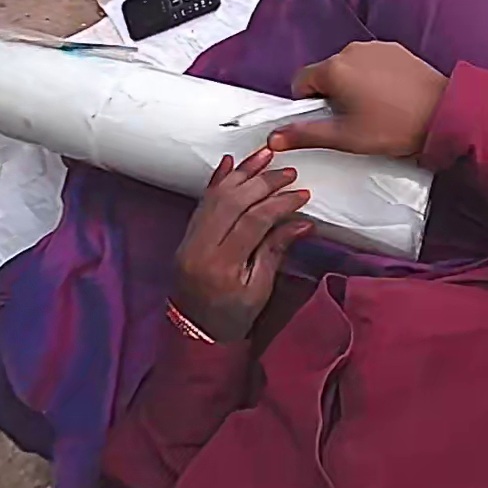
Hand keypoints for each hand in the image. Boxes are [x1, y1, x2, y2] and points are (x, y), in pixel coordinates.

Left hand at [172, 148, 313, 341]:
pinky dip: (217, 180)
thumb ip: (275, 252)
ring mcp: (189, 238)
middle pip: (233, 201)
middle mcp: (201, 247)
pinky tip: (230, 163)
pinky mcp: (186, 234)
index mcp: (222, 265)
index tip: (301, 195)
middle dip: (263, 182)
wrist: (194, 331)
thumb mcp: (259, 290)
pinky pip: (201, 200)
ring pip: (216, 195)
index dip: (279, 203)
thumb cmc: (231, 316)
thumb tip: (301, 223)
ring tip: (265, 156)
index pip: (253, 221)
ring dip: (242, 172)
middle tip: (288, 174)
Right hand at [267, 41, 447, 156]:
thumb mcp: (344, 137)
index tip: (326, 118)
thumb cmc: (394, 126)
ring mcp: (374, 47)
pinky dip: (371, 77)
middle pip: (324, 72)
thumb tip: (273, 138)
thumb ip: (305, 134)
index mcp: (333, 69)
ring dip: (351, 85)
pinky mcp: (394, 49)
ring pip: (347, 67)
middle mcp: (351, 50)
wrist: (444, 114)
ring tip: (373, 109)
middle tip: (352, 119)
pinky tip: (388, 97)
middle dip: (331, 94)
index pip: (300, 81)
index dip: (307, 103)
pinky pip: (370, 62)